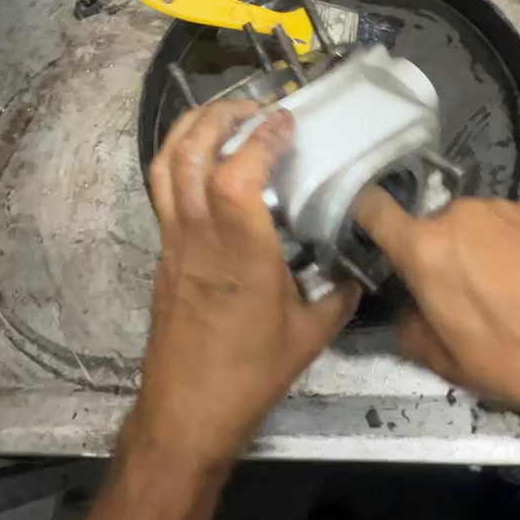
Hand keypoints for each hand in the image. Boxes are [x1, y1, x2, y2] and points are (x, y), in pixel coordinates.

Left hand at [136, 102, 357, 465]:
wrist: (185, 410)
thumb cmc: (249, 375)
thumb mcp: (309, 336)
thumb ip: (337, 296)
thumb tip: (356, 271)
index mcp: (242, 254)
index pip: (236, 176)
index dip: (260, 138)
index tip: (286, 120)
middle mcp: (201, 236)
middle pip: (190, 155)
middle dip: (220, 117)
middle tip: (256, 109)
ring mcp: (175, 241)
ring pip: (166, 166)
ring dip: (192, 128)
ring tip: (225, 117)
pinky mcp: (163, 251)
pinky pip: (163, 189)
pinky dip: (179, 157)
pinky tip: (204, 159)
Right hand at [355, 193, 519, 422]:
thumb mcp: (453, 365)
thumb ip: (414, 336)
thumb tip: (409, 318)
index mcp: (425, 248)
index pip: (374, 211)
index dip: (363, 218)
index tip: (366, 235)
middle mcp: (458, 215)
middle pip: (430, 230)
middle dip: (436, 259)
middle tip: (458, 300)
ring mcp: (503, 208)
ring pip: (471, 230)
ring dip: (476, 255)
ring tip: (508, 298)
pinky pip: (508, 228)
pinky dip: (512, 250)